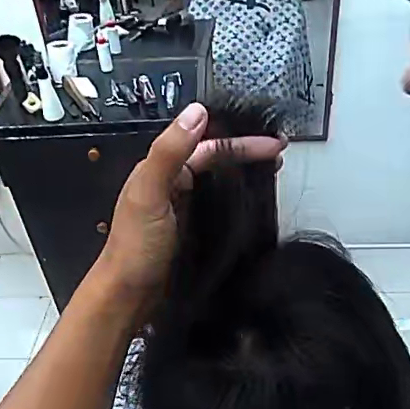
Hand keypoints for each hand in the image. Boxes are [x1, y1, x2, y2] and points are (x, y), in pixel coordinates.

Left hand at [95, 103, 286, 304]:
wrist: (128, 297)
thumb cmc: (136, 247)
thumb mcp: (150, 192)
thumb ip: (169, 151)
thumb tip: (197, 111)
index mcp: (160, 169)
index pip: (209, 146)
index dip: (242, 143)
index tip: (275, 145)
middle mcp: (172, 184)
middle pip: (216, 160)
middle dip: (248, 154)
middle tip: (281, 156)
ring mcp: (182, 209)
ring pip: (219, 182)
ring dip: (245, 175)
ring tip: (274, 175)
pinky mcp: (191, 231)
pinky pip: (219, 206)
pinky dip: (238, 200)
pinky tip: (252, 206)